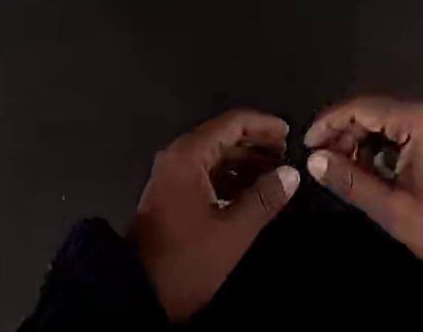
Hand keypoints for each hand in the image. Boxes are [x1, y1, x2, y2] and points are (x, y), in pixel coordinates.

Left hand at [132, 109, 299, 320]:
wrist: (131, 300)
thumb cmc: (184, 260)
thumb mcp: (232, 231)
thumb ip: (265, 198)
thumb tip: (291, 174)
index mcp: (189, 155)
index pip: (234, 123)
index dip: (264, 126)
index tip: (289, 135)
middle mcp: (178, 157)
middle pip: (225, 137)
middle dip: (257, 145)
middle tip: (285, 156)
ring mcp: (172, 177)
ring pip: (216, 157)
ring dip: (245, 164)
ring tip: (274, 176)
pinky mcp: (170, 197)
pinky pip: (206, 174)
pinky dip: (230, 178)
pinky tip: (251, 195)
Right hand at [305, 97, 422, 281]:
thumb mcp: (395, 210)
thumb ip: (351, 181)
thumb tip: (316, 161)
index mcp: (419, 120)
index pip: (362, 106)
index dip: (329, 122)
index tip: (306, 144)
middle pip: (371, 110)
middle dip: (343, 135)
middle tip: (321, 164)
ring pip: (382, 121)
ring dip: (359, 143)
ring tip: (341, 173)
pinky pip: (397, 131)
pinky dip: (377, 149)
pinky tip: (365, 173)